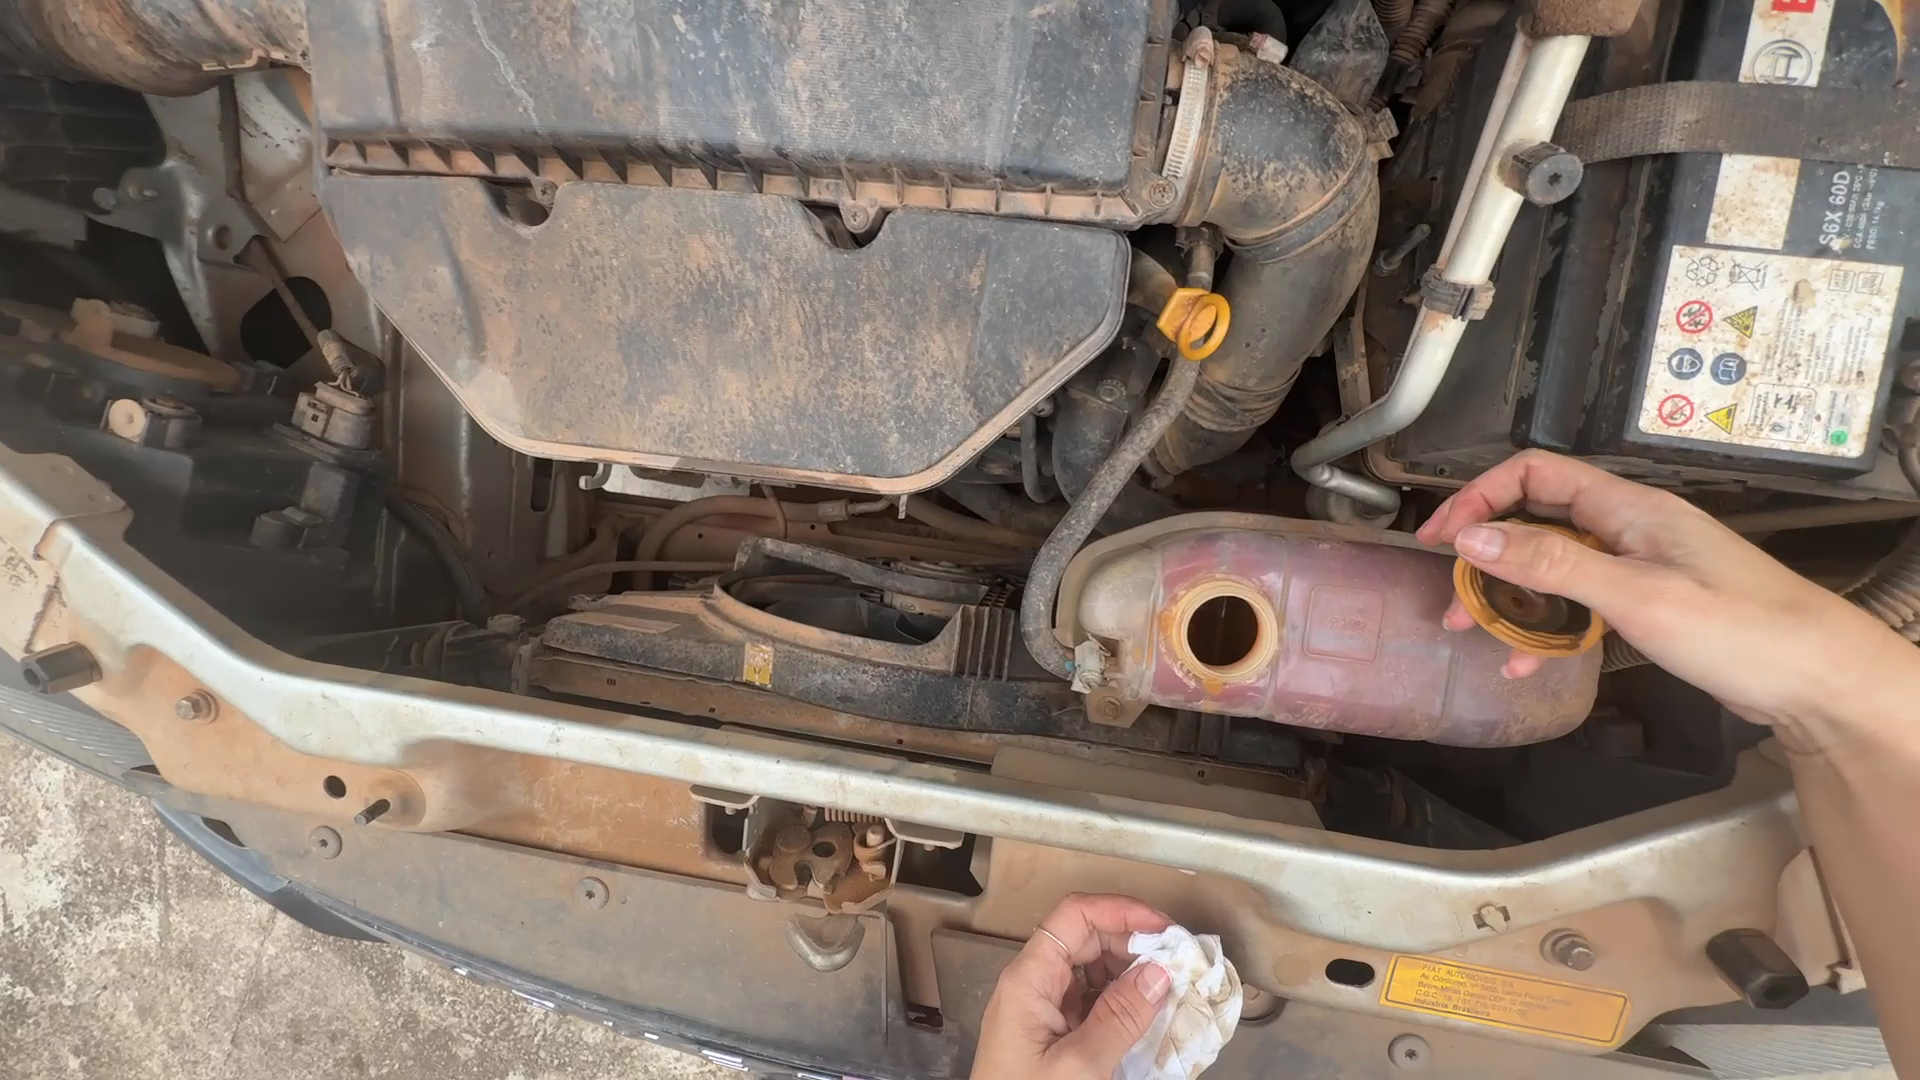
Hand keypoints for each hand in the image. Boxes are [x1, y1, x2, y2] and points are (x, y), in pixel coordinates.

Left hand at [970, 893, 1172, 1079]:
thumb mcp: (1078, 1069)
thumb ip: (1119, 1018)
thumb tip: (1159, 971)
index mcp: (1029, 977)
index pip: (1074, 916)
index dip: (1120, 910)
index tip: (1165, 929)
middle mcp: (1034, 982)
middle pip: (1085, 939)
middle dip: (1132, 943)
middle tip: (1180, 964)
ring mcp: (1043, 1009)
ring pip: (1092, 970)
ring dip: (1131, 973)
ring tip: (1173, 990)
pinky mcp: (1054, 1036)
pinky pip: (1091, 1003)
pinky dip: (1122, 1004)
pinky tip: (1151, 1018)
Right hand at [1415, 450, 1907, 736]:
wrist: (1831, 692)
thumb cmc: (1744, 632)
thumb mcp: (1637, 596)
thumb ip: (1549, 563)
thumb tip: (1468, 537)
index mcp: (1627, 510)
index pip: (1533, 475)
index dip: (1479, 497)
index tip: (1441, 538)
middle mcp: (1623, 530)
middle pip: (1530, 521)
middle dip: (1482, 552)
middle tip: (1447, 586)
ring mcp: (1631, 568)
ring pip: (1545, 568)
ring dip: (1502, 596)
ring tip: (1467, 628)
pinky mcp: (1638, 605)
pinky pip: (1571, 606)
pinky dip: (1540, 630)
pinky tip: (1521, 663)